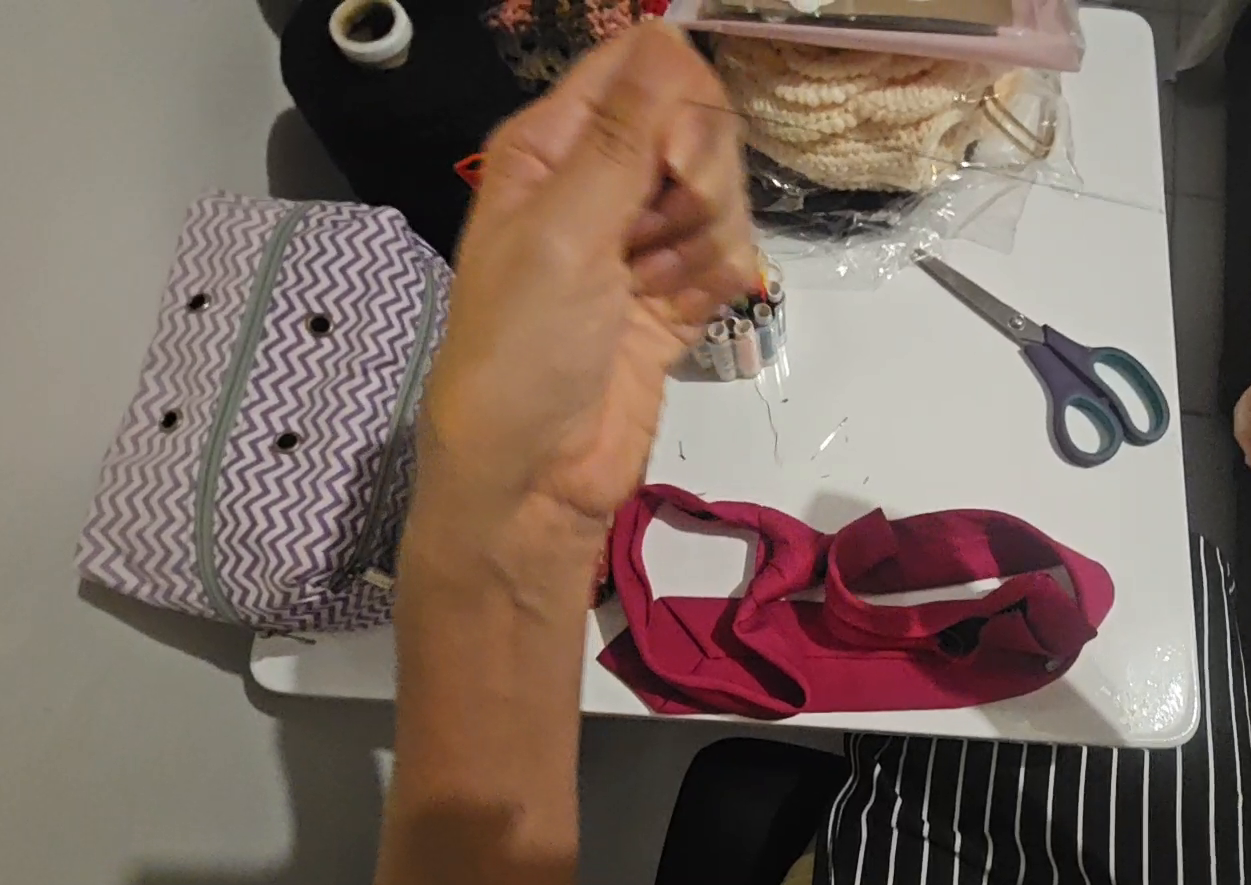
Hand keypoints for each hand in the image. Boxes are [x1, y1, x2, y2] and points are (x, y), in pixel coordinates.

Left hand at [408, 25, 751, 572]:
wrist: (538, 474)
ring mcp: (645, 247)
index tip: (679, 161)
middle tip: (666, 236)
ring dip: (708, 242)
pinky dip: (714, 284)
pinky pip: (727, 262)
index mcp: (553, 149)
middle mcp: (602, 187)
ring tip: (662, 289)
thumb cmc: (523, 349)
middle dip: (700, 180)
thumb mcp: (561, 234)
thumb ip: (623, 140)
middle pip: (694, 132)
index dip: (677, 102)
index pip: (639, 70)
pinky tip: (680, 312)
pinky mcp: (678, 301)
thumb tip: (673, 37)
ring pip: (720, 201)